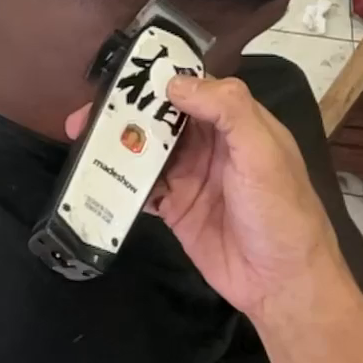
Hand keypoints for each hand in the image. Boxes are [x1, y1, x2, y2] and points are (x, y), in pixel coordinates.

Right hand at [65, 75, 339, 317]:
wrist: (282, 283)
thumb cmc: (281, 211)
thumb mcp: (263, 152)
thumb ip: (227, 110)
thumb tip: (174, 83)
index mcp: (234, 123)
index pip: (190, 89)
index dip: (155, 80)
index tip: (119, 79)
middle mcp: (208, 144)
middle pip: (158, 118)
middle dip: (121, 114)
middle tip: (82, 118)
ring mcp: (188, 176)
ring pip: (144, 151)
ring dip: (114, 147)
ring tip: (80, 144)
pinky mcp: (174, 207)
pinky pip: (140, 188)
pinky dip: (118, 182)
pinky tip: (95, 178)